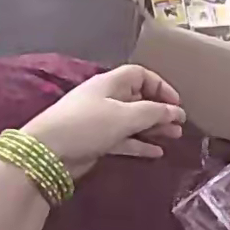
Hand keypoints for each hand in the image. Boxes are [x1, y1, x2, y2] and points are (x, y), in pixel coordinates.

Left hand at [20, 65, 186, 178]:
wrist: (49, 152)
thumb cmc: (87, 125)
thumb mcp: (125, 115)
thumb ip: (153, 112)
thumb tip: (176, 111)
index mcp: (110, 83)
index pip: (140, 75)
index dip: (160, 86)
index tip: (176, 103)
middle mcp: (105, 99)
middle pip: (138, 99)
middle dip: (160, 110)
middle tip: (180, 124)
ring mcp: (101, 121)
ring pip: (133, 122)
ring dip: (154, 128)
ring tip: (174, 137)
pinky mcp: (97, 142)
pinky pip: (124, 140)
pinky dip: (140, 145)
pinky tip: (156, 153)